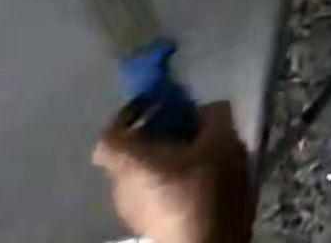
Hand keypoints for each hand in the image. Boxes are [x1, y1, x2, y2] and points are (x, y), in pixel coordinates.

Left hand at [94, 102, 252, 242]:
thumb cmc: (206, 191)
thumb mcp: (221, 140)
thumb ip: (212, 115)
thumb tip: (205, 109)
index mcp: (131, 163)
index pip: (109, 136)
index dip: (127, 115)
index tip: (153, 102)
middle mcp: (121, 188)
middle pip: (126, 152)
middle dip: (151, 133)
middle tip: (181, 121)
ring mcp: (131, 213)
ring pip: (138, 174)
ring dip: (160, 157)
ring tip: (192, 148)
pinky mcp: (147, 229)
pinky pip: (148, 193)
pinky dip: (165, 178)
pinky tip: (194, 176)